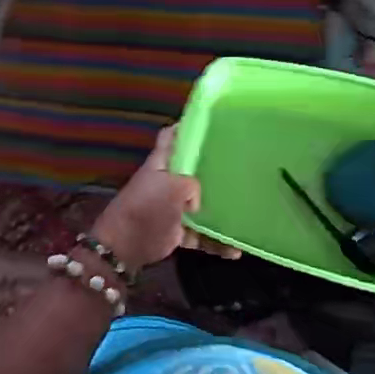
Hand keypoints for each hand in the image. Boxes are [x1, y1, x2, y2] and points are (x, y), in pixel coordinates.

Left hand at [89, 127, 241, 270]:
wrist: (126, 245)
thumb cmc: (146, 208)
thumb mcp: (171, 186)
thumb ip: (191, 184)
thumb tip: (196, 202)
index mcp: (161, 164)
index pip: (171, 137)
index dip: (186, 127)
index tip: (213, 123)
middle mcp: (168, 183)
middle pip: (193, 171)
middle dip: (215, 170)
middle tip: (244, 167)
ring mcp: (173, 208)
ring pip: (203, 206)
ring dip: (222, 213)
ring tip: (248, 214)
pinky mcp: (177, 232)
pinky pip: (203, 235)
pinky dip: (217, 243)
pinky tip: (234, 250)